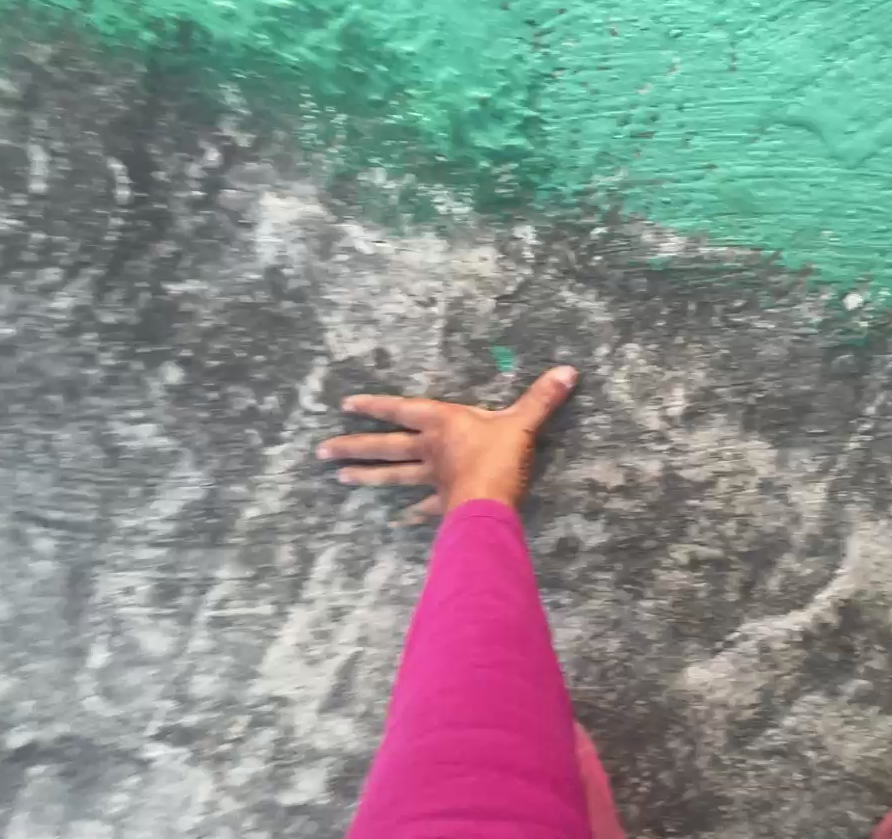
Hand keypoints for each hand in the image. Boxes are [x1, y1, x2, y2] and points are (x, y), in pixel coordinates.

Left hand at [317, 366, 579, 518]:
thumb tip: (570, 370)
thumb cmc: (501, 456)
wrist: (492, 503)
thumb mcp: (523, 421)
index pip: (403, 410)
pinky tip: (395, 521)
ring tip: (339, 478)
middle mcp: (431, 449)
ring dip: (367, 476)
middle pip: (387, 447)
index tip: (345, 406)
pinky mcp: (444, 504)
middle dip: (354, 446)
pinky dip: (410, 514)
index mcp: (444, 423)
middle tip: (321, 451)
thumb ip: (543, 397)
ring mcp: (433, 479)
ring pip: (393, 476)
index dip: (375, 406)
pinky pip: (422, 508)